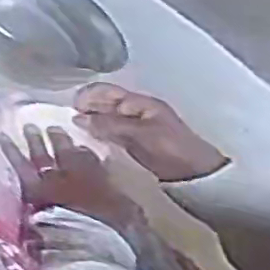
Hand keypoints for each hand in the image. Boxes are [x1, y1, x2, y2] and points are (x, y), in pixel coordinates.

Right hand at [0, 124, 137, 227]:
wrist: (96, 241)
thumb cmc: (58, 236)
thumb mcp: (33, 222)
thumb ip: (26, 210)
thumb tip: (16, 202)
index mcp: (35, 190)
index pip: (19, 164)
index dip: (11, 150)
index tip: (3, 135)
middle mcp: (54, 180)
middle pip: (42, 155)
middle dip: (36, 140)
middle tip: (30, 126)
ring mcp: (80, 179)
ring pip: (67, 154)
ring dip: (61, 141)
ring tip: (55, 129)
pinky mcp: (104, 184)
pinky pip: (95, 162)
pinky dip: (89, 153)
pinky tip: (86, 147)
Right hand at [74, 83, 226, 181]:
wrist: (200, 178)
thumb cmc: (173, 151)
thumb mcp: (141, 134)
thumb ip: (109, 124)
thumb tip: (77, 117)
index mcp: (139, 103)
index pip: (103, 90)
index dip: (85, 97)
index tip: (71, 112)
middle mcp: (134, 110)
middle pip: (100, 103)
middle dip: (83, 110)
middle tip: (69, 126)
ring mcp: (133, 126)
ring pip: (101, 118)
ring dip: (87, 123)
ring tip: (76, 135)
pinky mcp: (131, 140)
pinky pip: (106, 131)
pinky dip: (95, 134)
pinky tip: (89, 142)